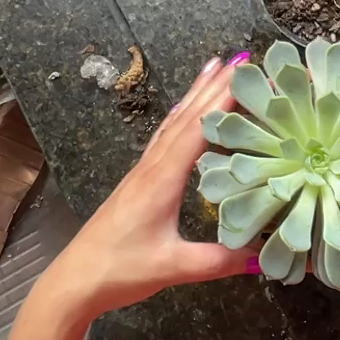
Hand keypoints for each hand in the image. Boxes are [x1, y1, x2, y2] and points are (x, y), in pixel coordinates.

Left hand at [31, 55, 253, 328]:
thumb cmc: (121, 269)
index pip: (197, 128)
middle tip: (239, 58)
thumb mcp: (174, 266)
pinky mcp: (138, 180)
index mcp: (162, 178)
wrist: (75, 280)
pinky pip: (163, 137)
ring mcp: (143, 171)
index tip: (245, 73)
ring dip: (195, 93)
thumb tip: (265, 257)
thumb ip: (219, 260)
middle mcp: (153, 166)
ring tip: (213, 67)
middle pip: (187, 117)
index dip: (222, 99)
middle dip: (213, 86)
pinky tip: (183, 109)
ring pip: (174, 123)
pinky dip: (179, 116)